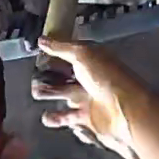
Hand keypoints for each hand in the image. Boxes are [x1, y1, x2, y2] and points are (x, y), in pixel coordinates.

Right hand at [33, 37, 149, 157]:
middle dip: (48, 76)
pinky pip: (69, 118)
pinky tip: (47, 117)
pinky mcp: (87, 119)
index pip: (68, 55)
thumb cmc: (105, 76)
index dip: (53, 55)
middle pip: (64, 76)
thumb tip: (41, 39)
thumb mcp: (83, 54)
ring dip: (49, 95)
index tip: (37, 55)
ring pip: (64, 95)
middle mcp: (89, 78)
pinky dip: (58, 119)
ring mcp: (88, 99)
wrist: (124, 109)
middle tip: (33, 77)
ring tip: (35, 93)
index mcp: (90, 60)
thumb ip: (61, 48)